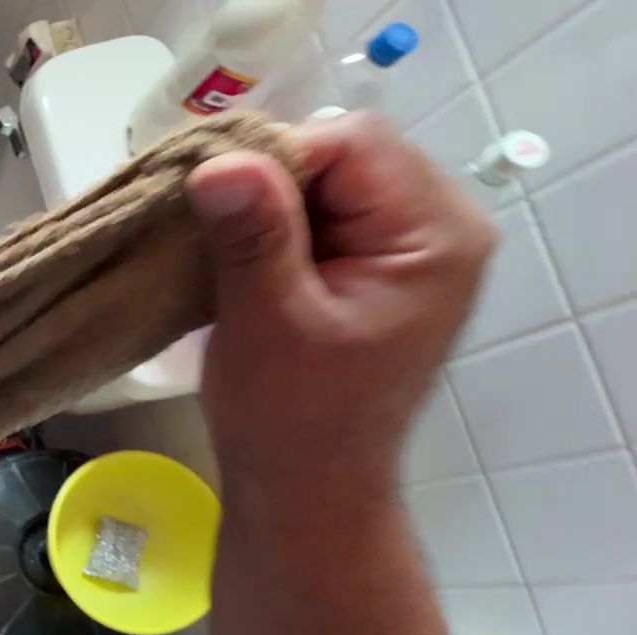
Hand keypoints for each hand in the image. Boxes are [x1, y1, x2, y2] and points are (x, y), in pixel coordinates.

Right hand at [186, 112, 495, 504]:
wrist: (303, 488)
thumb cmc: (287, 416)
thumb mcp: (266, 321)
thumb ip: (253, 237)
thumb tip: (216, 162)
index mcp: (433, 234)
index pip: (352, 145)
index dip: (271, 159)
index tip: (202, 203)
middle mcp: (437, 231)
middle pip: (344, 163)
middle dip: (265, 188)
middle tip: (200, 232)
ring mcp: (406, 257)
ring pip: (326, 195)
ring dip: (261, 216)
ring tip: (211, 254)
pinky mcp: (370, 280)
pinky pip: (320, 230)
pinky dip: (269, 241)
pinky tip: (234, 269)